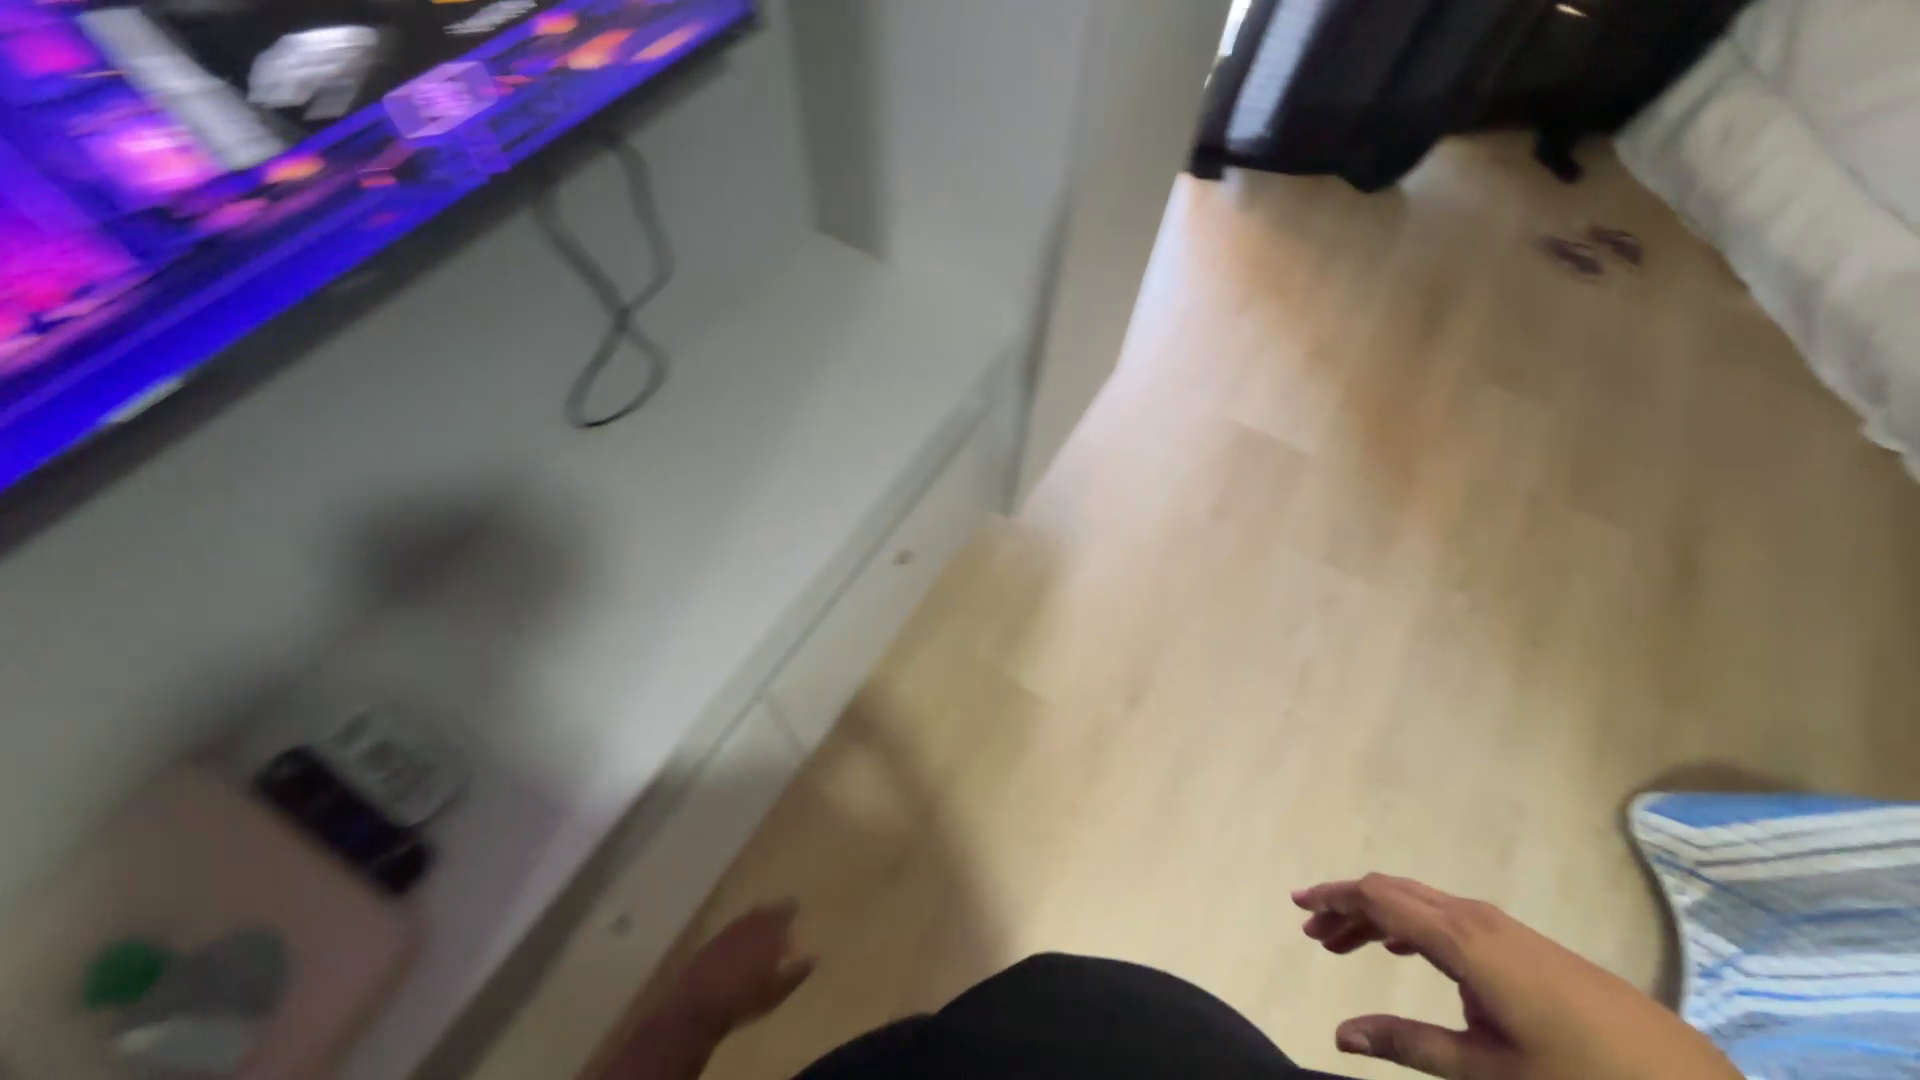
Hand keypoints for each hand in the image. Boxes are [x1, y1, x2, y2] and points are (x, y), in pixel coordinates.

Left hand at [669, 901, 815, 1033]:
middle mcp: (746, 927)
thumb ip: (797, 972)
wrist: (697, 1007)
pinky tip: (738, 939)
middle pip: (761, 912)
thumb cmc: (744, 1000)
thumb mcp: (778, 991)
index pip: (781, 913)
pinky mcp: (708, 946)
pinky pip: (729, 930)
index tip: (796, 904)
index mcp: (767, 934)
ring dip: (753, 918)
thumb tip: (815, 956)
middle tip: (779, 909)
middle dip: (771, 910)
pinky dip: (737, 930)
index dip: (789, 908)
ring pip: (744, 919)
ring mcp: (724, 934)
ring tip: (761, 921)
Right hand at [1293, 875, 1740, 1079]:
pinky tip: (1406, 951)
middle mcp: (1476, 919)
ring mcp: (1504, 928)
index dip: (1334, 898)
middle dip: (1349, 906)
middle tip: (1313, 933)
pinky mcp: (1524, 943)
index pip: (1379, 899)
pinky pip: (1447, 916)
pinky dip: (1411, 924)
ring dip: (1378, 916)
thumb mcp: (1486, 1071)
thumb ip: (1408, 1045)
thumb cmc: (1576, 1077)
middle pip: (1395, 892)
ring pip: (1421, 903)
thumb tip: (1339, 1033)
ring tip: (1345, 944)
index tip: (1298, 908)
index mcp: (1461, 941)